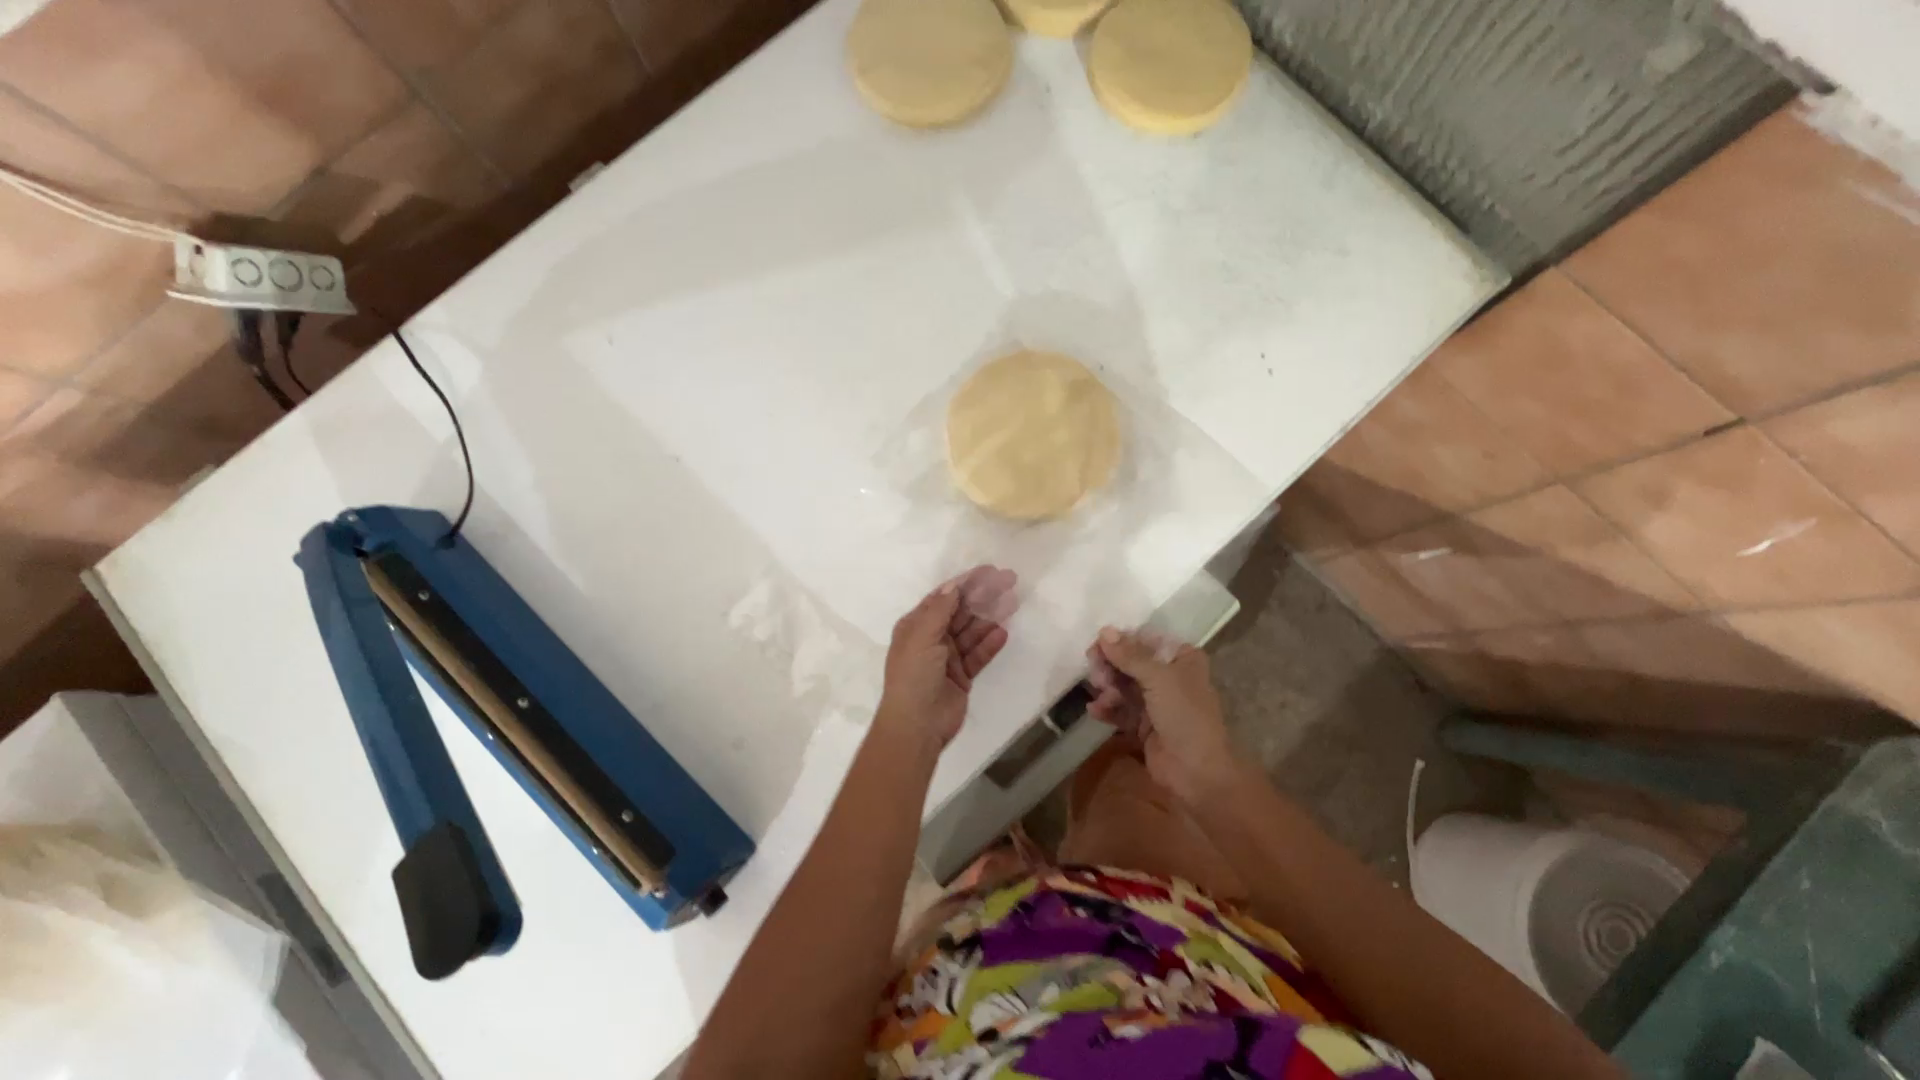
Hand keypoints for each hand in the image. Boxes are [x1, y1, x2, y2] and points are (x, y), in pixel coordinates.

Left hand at [876, 566, 1017, 752]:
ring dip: (989, 618)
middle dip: (982, 597)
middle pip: (960, 612)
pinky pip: (978, 655)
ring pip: (971, 632)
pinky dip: (989, 644)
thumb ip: (939, 610)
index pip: (943, 598)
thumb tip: (953, 585)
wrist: (916, 725)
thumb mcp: (921, 637)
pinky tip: (1003, 633)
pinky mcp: (961, 676)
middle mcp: (931, 639)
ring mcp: (947, 659)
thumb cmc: (913, 676)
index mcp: (915, 626)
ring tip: (1012, 604)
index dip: (965, 583)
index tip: (989, 571)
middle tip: (1009, 582)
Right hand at [1085, 627, 1235, 803]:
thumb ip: (1129, 655)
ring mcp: (1156, 703)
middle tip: (1096, 674)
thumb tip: (1104, 631)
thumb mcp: (1159, 678)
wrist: (1197, 770)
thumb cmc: (1185, 715)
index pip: (1145, 640)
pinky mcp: (1144, 726)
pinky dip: (1108, 708)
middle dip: (1111, 667)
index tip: (1098, 645)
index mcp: (1182, 659)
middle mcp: (1170, 677)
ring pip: (1123, 686)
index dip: (1121, 641)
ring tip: (1102, 696)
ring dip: (1109, 689)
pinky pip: (1121, 710)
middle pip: (1131, 663)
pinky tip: (1094, 710)